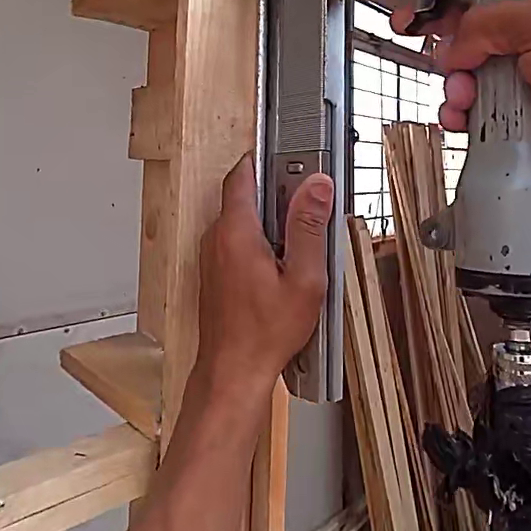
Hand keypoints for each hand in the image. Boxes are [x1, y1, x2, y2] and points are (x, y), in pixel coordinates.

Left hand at [196, 155, 332, 388]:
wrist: (234, 370)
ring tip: (300, 244)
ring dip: (270, 220)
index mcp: (236, 233)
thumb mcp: (303, 278)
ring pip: (242, 219)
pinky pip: (237, 240)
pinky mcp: (215, 271)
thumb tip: (317, 187)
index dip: (267, 160)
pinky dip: (261, 240)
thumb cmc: (265, 332)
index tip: (291, 159)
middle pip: (245, 195)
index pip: (242, 174)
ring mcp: (212, 256)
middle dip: (277, 194)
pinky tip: (283, 265)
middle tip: (307, 206)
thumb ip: (309, 228)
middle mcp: (217, 239)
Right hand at [394, 0, 530, 186]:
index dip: (458, 1)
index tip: (428, 15)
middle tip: (454, 65)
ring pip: (476, 79)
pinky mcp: (530, 118)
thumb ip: (493, 19)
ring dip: (460, 89)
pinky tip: (466, 119)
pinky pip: (485, 114)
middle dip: (457, 53)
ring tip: (465, 99)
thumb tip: (460, 42)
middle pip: (477, 38)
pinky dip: (468, 117)